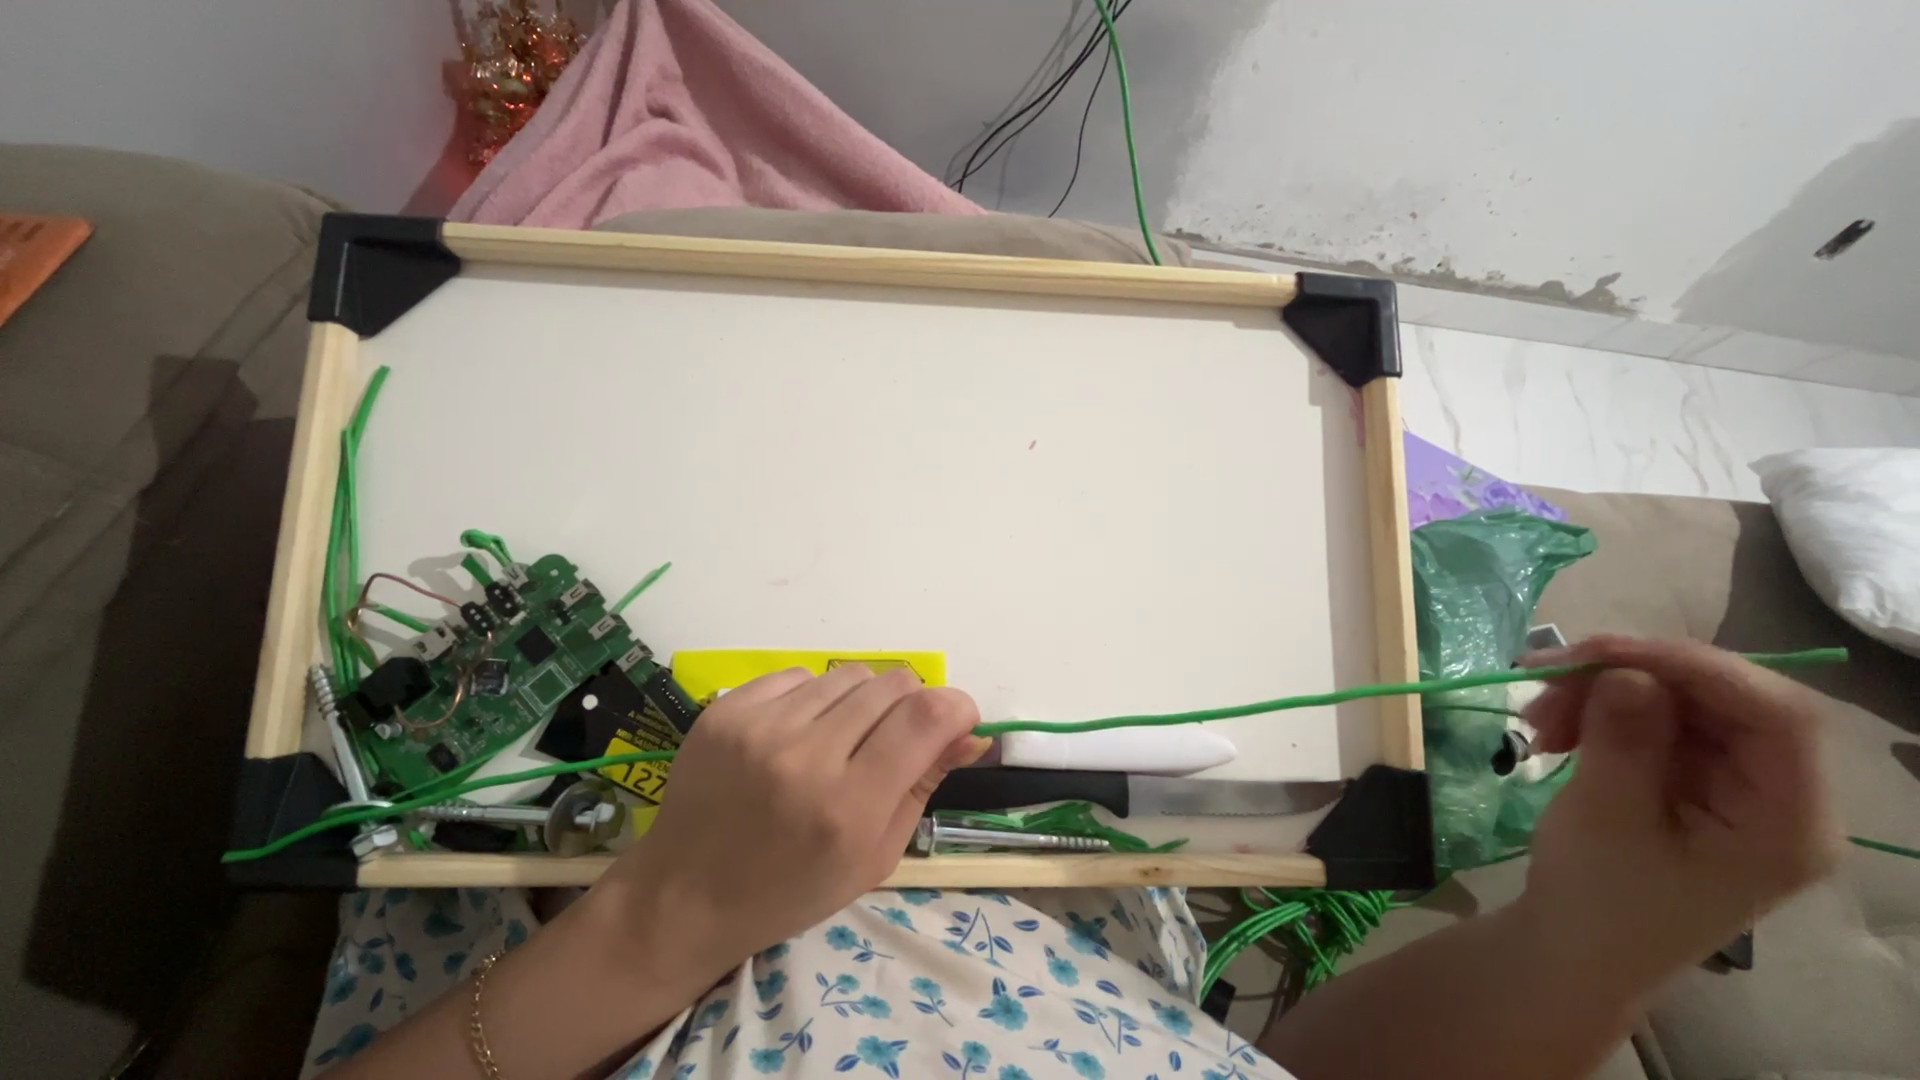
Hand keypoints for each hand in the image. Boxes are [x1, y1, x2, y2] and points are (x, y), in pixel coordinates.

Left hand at [592, 666, 987, 983]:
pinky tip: (798, 735)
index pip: (926, 716)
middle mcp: (805, 756)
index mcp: (849, 806)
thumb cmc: (791, 890)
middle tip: (894, 740)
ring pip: (848, 674)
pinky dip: (814, 699)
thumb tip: (968, 731)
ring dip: (862, 701)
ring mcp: (760, 726)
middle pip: (893, 685)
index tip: (957, 722)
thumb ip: (923, 786)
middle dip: (912, 705)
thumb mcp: (874, 858)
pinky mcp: (727, 708)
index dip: (957, 707)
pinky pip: (799, 675)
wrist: (685, 895)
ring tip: (842, 740)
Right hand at [1514, 635, 1841, 996]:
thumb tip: (1627, 671)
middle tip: (1543, 681)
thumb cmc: (1597, 897)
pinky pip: (1654, 722)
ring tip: (1535, 719)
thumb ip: (1625, 739)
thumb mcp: (1605, 817)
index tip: (1598, 651)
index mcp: (1787, 819)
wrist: (1574, 948)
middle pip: (1722, 699)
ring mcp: (1735, 786)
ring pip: (1679, 702)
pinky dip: (1598, 713)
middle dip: (1627, 676)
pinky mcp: (1693, 781)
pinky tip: (1552, 731)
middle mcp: (1779, 794)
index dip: (1693, 665)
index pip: (1774, 713)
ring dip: (1600, 694)